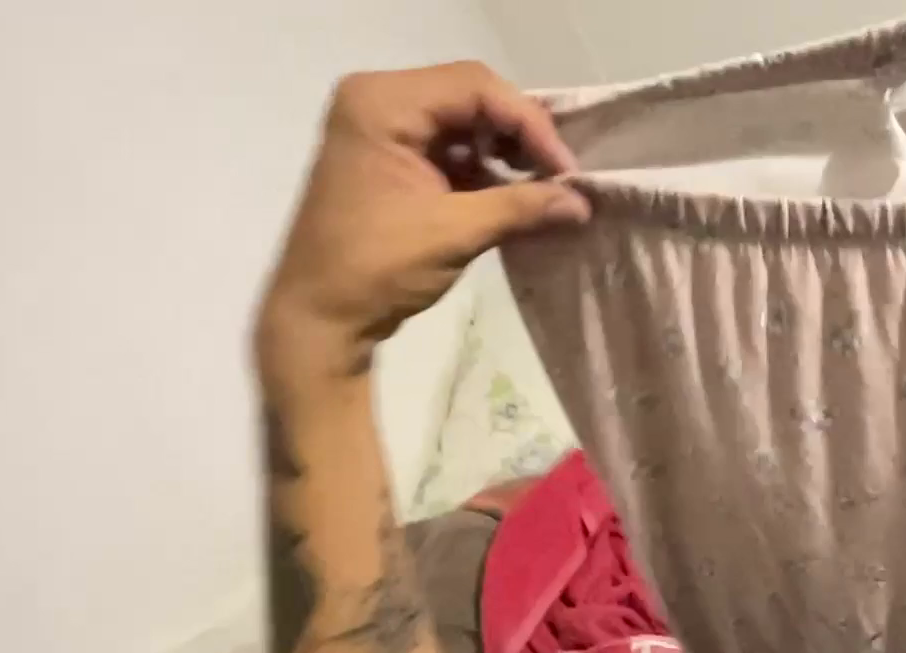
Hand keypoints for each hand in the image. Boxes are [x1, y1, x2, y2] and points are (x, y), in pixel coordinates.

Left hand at [260, 61, 590, 375]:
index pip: (475, 86)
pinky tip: (518, 200)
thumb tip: (581, 203)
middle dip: (521, 136)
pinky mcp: (397, 164)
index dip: (529, 123)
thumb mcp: (455, 233)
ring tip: (545, 191)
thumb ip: (521, 208)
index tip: (566, 172)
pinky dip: (488, 174)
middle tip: (561, 179)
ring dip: (508, 156)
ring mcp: (387, 133)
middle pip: (472, 98)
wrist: (323, 313)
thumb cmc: (377, 266)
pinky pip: (454, 153)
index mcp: (384, 103)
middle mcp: (382, 102)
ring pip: (466, 125)